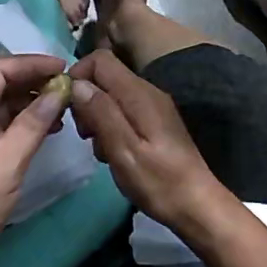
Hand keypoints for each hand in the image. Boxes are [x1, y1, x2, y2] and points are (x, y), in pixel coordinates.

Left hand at [0, 55, 71, 262]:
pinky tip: (51, 126)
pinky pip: (4, 124)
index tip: (63, 67)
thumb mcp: (8, 160)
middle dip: (34, 81)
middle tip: (69, 85)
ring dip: (33, 101)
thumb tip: (60, 90)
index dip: (30, 64)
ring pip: (4, 104)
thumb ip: (34, 123)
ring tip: (65, 106)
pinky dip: (26, 121)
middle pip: (0, 85)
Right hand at [66, 50, 231, 230]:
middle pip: (104, 76)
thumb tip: (77, 84)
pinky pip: (122, 110)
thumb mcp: (124, 150)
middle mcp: (147, 92)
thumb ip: (101, 113)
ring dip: (96, 116)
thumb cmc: (158, 181)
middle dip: (85, 99)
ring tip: (99, 148)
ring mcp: (153, 106)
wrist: (198, 206)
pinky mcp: (154, 122)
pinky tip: (112, 152)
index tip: (68, 107)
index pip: (100, 59)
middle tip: (85, 135)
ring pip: (111, 95)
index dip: (78, 76)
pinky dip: (109, 126)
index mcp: (139, 94)